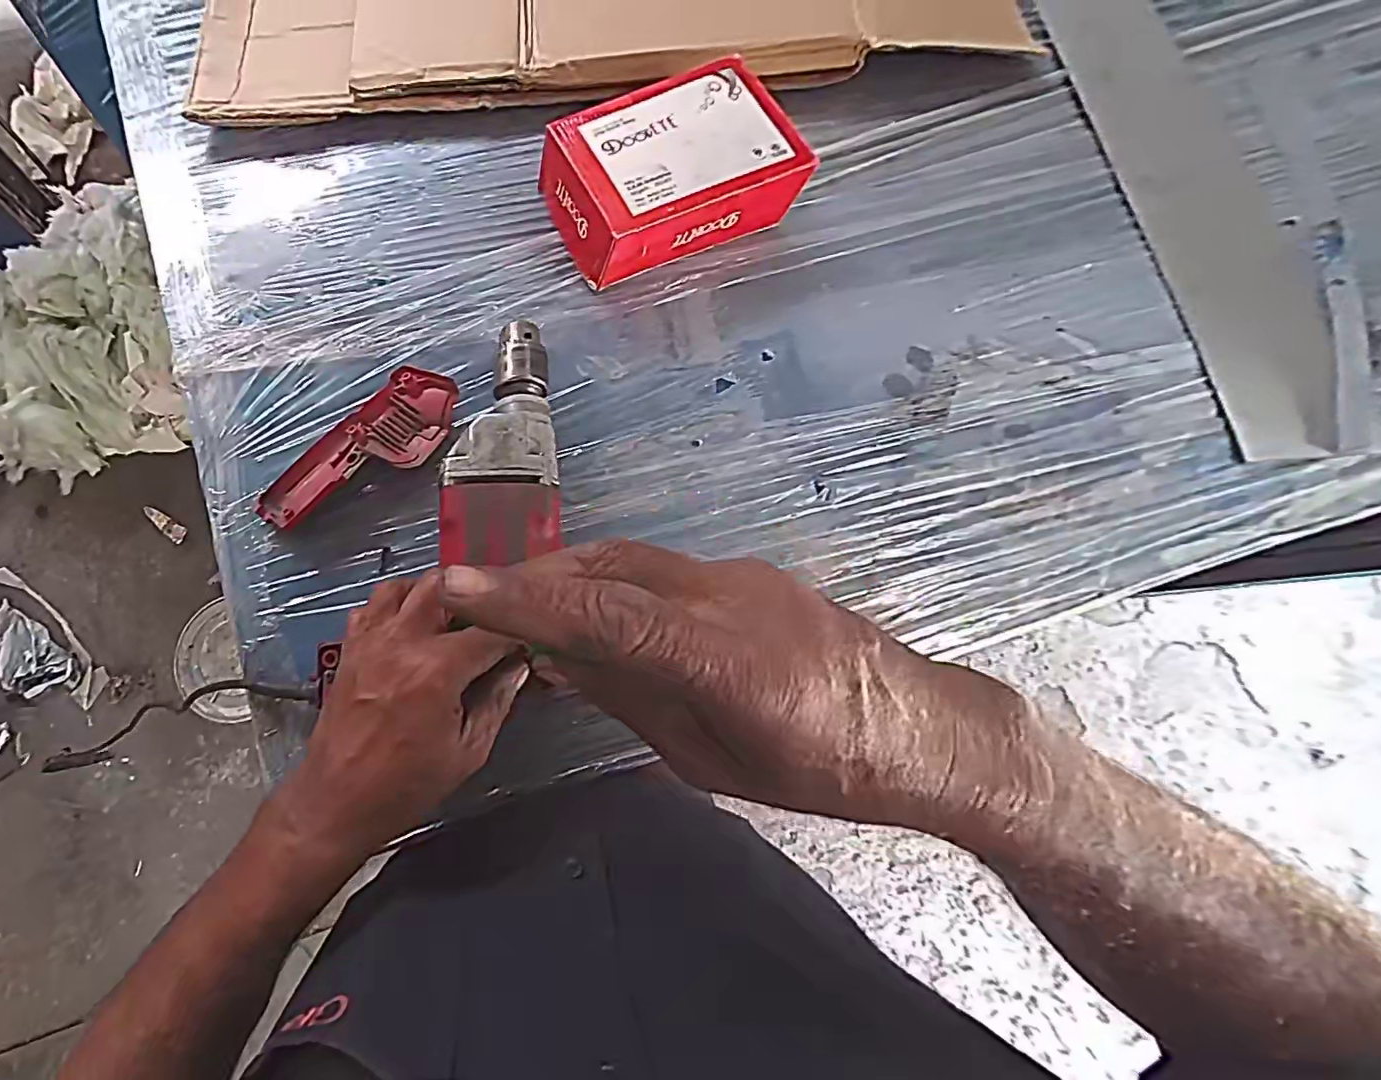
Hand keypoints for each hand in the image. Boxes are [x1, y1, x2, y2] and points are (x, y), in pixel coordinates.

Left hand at [269, 570, 529, 860]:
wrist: (336, 801)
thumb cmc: (405, 785)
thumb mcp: (468, 751)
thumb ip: (498, 701)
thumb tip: (518, 667)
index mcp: (437, 669)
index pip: (491, 628)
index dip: (517, 630)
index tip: (527, 639)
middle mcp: (403, 641)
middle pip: (446, 585)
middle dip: (476, 596)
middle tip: (489, 622)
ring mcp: (371, 639)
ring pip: (406, 585)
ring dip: (434, 594)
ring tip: (450, 619)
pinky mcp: (351, 646)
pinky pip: (374, 605)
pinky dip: (396, 606)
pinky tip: (410, 630)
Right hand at [439, 540, 1043, 834]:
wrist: (923, 727)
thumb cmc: (820, 770)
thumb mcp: (712, 758)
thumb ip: (633, 698)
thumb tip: (561, 661)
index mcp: (720, 658)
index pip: (599, 615)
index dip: (522, 601)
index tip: (457, 587)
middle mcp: (723, 597)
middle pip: (606, 567)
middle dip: (532, 577)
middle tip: (476, 592)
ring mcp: (736, 575)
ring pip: (629, 559)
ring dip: (567, 572)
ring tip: (522, 597)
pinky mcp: (744, 572)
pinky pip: (658, 568)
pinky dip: (608, 579)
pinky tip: (592, 604)